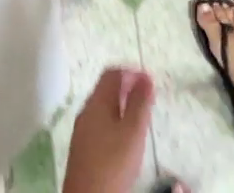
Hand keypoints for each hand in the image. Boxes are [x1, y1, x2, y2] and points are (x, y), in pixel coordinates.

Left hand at [61, 68, 155, 192]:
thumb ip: (140, 104)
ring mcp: (82, 128)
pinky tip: (126, 135)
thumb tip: (145, 78)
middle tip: (148, 96)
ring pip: (103, 105)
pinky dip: (115, 117)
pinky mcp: (83, 145)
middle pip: (106, 87)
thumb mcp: (132, 132)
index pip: (111, 73)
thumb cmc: (113, 162)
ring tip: (141, 114)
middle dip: (128, 86)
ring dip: (122, 103)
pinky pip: (100, 120)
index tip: (150, 80)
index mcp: (96, 102)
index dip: (131, 71)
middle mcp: (86, 110)